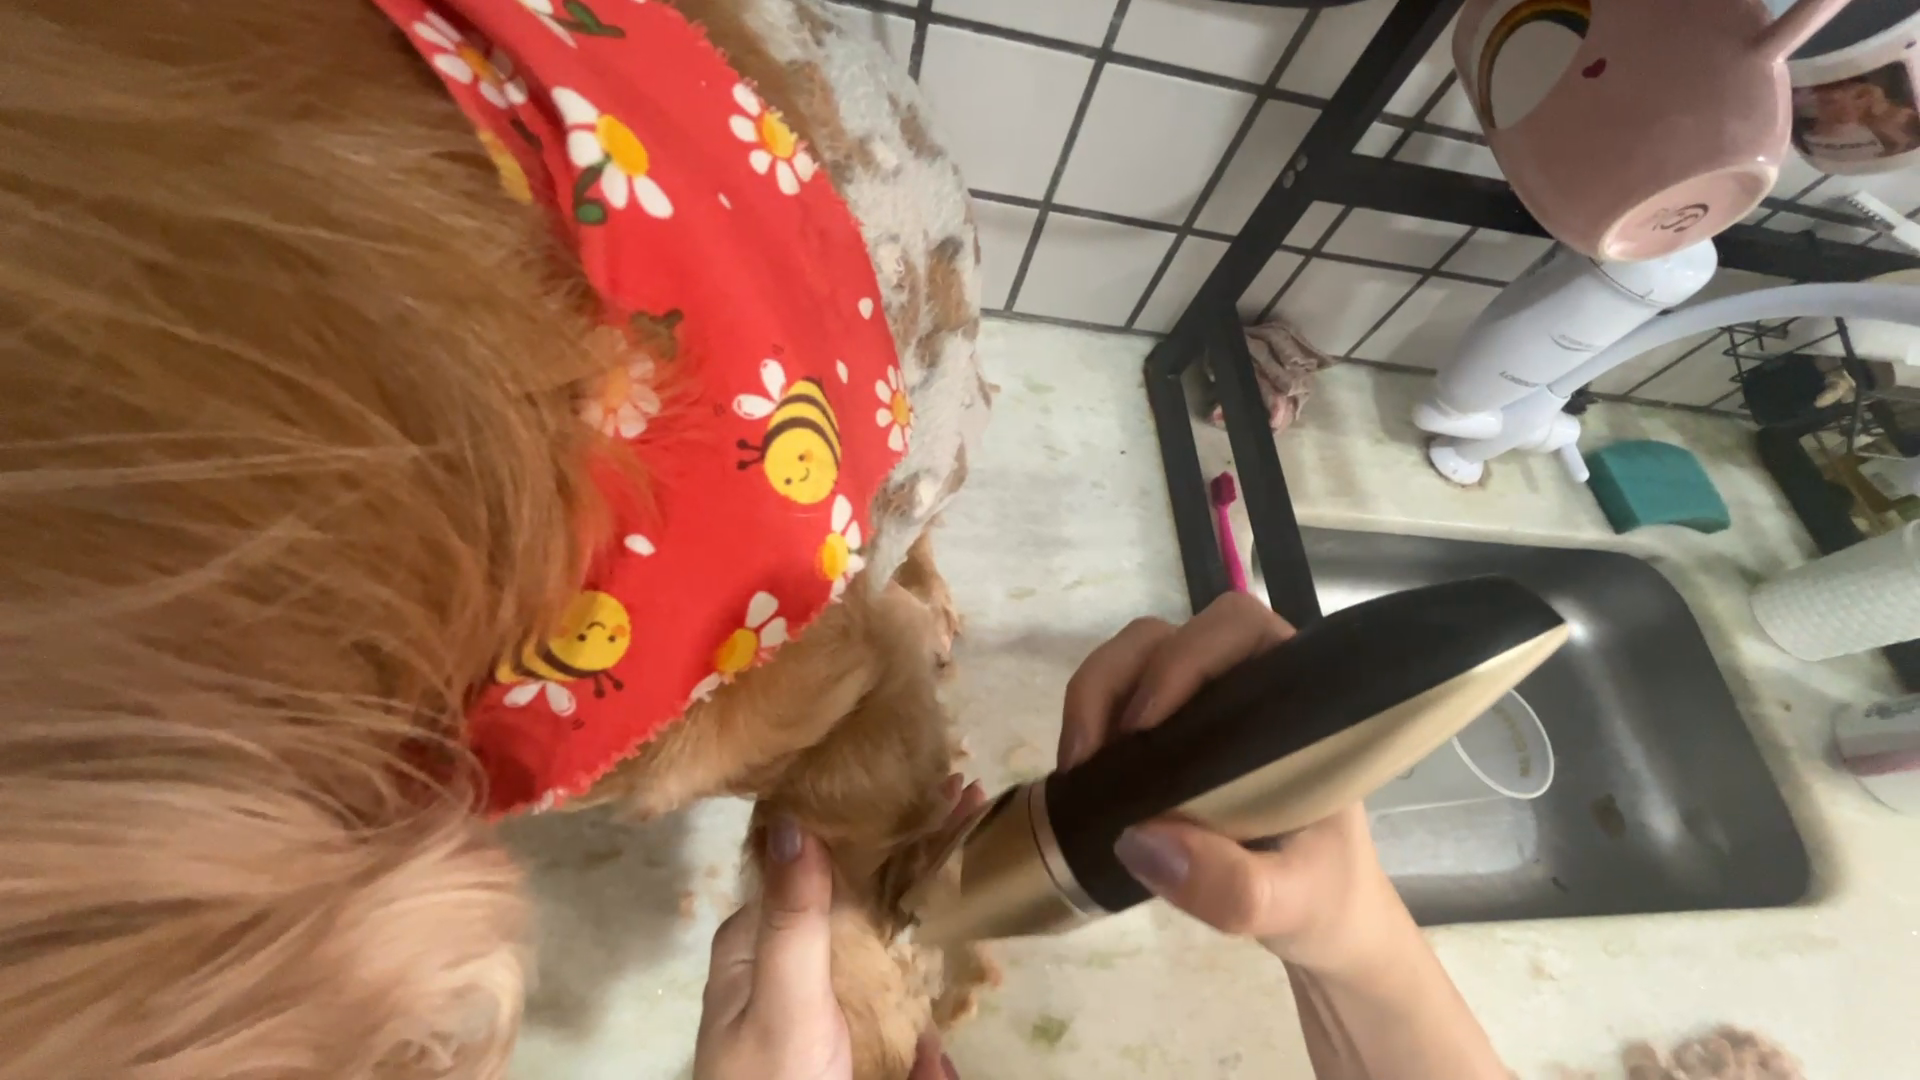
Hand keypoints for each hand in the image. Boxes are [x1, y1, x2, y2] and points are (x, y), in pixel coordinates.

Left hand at [694, 818, 953, 1079]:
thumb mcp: (782, 1004)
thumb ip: (793, 918)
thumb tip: (790, 817)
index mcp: (759, 936)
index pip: (821, 855)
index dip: (872, 815)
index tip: (928, 783)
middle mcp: (793, 952)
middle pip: (860, 880)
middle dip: (914, 838)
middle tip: (968, 799)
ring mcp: (828, 989)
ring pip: (883, 917)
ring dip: (928, 876)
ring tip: (974, 834)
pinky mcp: (857, 1022)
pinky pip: (896, 970)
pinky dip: (928, 940)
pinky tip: (956, 911)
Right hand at [1058, 593, 1414, 979]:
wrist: (1319, 920)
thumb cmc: (1325, 898)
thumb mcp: (1292, 905)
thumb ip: (1233, 886)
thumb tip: (1138, 838)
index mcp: (1295, 696)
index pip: (1238, 628)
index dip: (1184, 659)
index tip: (1146, 730)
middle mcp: (1241, 683)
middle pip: (1164, 637)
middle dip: (1115, 683)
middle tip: (1091, 759)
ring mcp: (1198, 702)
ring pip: (1130, 658)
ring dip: (1092, 700)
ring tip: (1078, 770)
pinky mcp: (1163, 727)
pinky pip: (1113, 696)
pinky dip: (1088, 723)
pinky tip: (1083, 775)